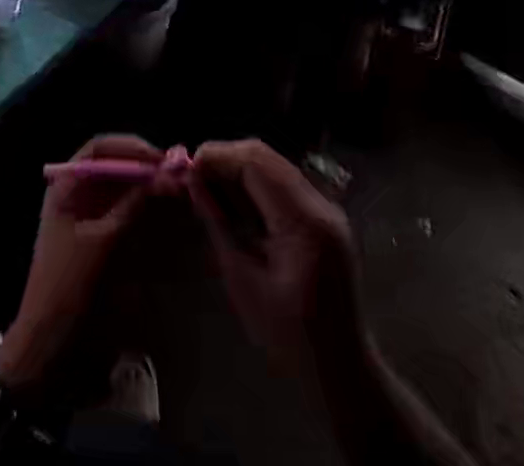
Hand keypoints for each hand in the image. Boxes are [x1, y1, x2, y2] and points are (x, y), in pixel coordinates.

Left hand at [0, 135, 176, 392]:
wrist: (47, 335)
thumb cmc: (68, 282)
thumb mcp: (103, 240)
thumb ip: (132, 205)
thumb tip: (164, 176)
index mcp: (65, 185)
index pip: (99, 149)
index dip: (130, 147)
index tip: (162, 158)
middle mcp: (72, 191)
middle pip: (110, 163)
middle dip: (142, 163)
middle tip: (176, 172)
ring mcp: (83, 212)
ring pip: (117, 184)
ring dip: (143, 181)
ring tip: (173, 185)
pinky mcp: (93, 232)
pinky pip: (118, 205)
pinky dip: (138, 201)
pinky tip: (159, 205)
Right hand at [186, 140, 362, 371]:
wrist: (340, 366)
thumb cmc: (288, 333)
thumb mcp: (241, 276)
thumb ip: (217, 221)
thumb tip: (191, 180)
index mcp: (305, 222)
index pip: (255, 163)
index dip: (215, 157)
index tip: (183, 170)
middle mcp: (321, 206)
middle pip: (264, 156)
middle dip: (222, 158)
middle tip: (190, 177)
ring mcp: (325, 210)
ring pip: (271, 165)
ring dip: (235, 169)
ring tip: (204, 189)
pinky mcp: (321, 217)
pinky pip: (280, 183)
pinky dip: (251, 183)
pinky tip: (230, 203)